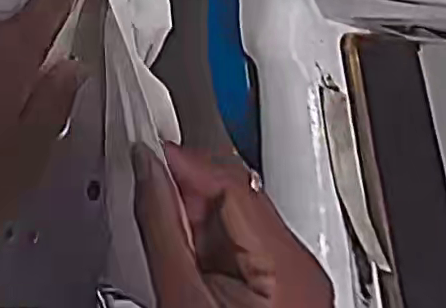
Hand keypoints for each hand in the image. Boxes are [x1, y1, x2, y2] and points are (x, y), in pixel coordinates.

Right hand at [135, 143, 333, 307]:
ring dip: (190, 217)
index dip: (185, 163)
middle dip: (185, 192)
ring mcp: (290, 281)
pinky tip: (179, 257)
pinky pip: (233, 246)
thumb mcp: (183, 300)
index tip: (147, 152)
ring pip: (231, 219)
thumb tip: (147, 170)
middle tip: (147, 190)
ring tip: (161, 236)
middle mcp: (298, 269)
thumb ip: (162, 225)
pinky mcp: (275, 293)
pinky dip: (200, 243)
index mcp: (289, 269)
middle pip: (234, 197)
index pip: (233, 184)